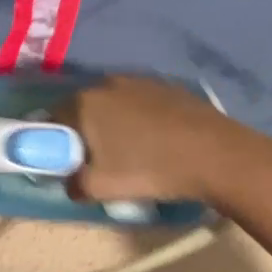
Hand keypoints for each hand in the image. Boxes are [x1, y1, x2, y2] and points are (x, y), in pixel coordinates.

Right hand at [54, 76, 255, 204]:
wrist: (220, 157)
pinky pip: (139, 102)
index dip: (52, 138)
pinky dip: (138, 116)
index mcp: (83, 104)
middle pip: (81, 106)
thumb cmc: (151, 170)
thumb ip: (73, 185)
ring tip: (126, 147)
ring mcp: (140, 82)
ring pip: (111, 102)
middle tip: (93, 155)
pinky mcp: (168, 87)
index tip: (62, 157)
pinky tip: (153, 138)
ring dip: (111, 121)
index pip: (51, 117)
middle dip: (81, 128)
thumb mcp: (101, 188)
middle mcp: (106, 84)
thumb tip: (70, 182)